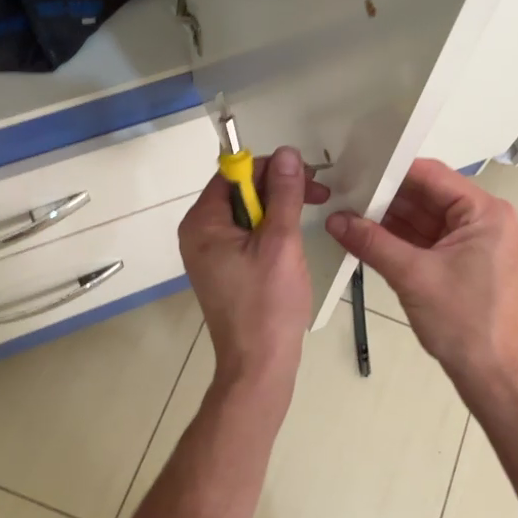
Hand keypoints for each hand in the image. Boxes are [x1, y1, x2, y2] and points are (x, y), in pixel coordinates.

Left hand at [178, 146, 331, 384]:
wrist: (259, 365)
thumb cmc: (268, 304)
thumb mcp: (280, 242)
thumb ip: (284, 195)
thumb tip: (287, 152)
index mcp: (202, 223)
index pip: (234, 173)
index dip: (272, 168)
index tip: (309, 177)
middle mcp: (198, 234)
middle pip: (240, 192)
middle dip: (279, 188)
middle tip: (319, 195)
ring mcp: (210, 254)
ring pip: (247, 214)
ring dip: (280, 209)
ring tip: (313, 214)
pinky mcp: (224, 270)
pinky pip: (247, 237)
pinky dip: (272, 231)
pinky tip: (294, 239)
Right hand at [325, 159, 517, 381]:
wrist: (488, 371)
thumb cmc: (463, 322)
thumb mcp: (412, 275)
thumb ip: (372, 242)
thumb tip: (336, 220)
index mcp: (485, 212)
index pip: (433, 176)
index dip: (393, 170)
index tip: (357, 166)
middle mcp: (483, 220)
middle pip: (427, 195)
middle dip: (386, 196)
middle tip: (345, 189)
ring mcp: (472, 242)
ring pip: (423, 218)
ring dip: (389, 218)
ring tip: (348, 211)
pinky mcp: (460, 261)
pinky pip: (425, 239)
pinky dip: (398, 238)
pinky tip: (365, 234)